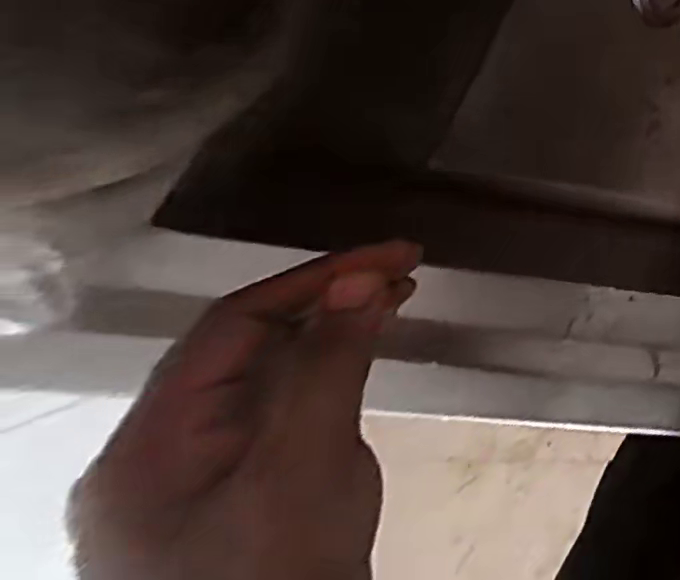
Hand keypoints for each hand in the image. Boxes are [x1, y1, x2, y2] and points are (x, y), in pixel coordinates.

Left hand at [70, 241, 421, 579]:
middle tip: (404, 267)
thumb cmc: (280, 564)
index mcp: (149, 446)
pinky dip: (327, 358)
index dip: (317, 277)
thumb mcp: (305, 464)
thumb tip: (361, 280)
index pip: (233, 324)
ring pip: (261, 368)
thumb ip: (327, 367)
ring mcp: (194, 471)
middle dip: (326, 294)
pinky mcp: (236, 482)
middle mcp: (158, 452)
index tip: (394, 255)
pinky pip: (277, 397)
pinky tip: (363, 347)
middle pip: (242, 343)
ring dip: (330, 322)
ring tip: (396, 294)